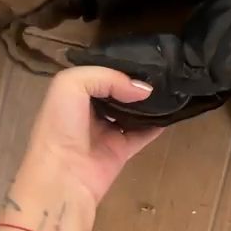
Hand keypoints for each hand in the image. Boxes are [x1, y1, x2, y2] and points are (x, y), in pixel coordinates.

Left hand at [16, 67, 165, 212]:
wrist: (63, 174)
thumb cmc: (61, 124)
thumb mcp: (71, 84)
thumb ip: (108, 78)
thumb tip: (143, 91)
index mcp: (72, 93)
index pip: (99, 73)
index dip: (120, 65)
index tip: (145, 57)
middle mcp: (89, 111)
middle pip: (117, 92)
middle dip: (135, 83)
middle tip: (162, 70)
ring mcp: (106, 132)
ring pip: (131, 113)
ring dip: (146, 103)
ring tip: (169, 87)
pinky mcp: (121, 151)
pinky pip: (142, 135)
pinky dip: (156, 126)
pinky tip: (170, 113)